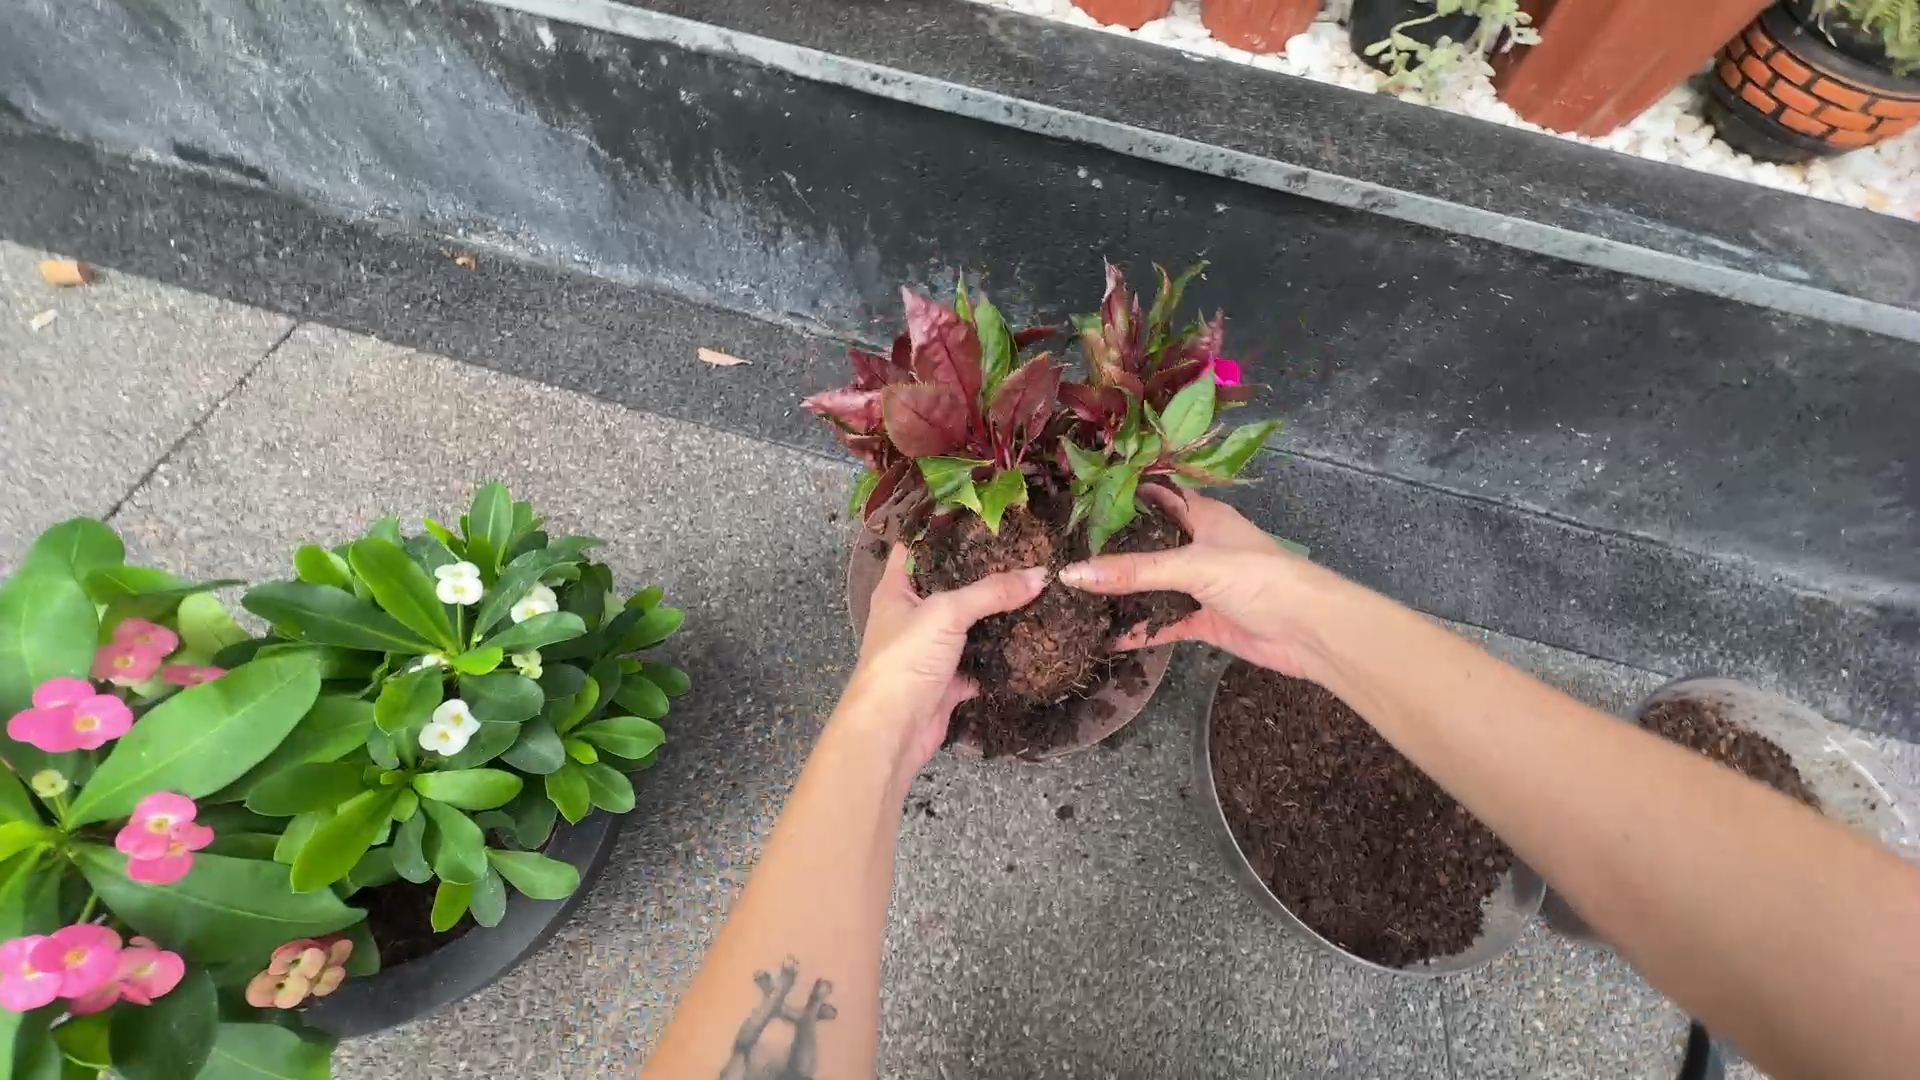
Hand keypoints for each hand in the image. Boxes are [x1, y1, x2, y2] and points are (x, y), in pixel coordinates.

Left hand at [838, 545, 1046, 785]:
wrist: (892, 731)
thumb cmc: (905, 659)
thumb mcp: (947, 612)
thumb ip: (992, 592)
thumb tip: (1040, 575)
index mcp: (896, 590)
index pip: (916, 549)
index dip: (942, 533)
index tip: (980, 521)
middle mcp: (910, 617)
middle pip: (949, 588)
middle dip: (981, 576)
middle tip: (1021, 556)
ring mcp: (929, 651)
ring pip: (967, 627)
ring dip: (993, 617)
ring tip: (1031, 592)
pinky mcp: (946, 682)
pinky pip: (978, 664)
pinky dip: (997, 658)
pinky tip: (1026, 642)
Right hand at [1058, 488, 1338, 678]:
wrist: (1313, 633)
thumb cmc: (1260, 578)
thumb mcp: (1192, 567)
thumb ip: (1134, 571)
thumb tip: (1072, 573)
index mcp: (1201, 515)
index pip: (1152, 497)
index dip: (1117, 498)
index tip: (1074, 505)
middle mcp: (1197, 545)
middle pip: (1146, 543)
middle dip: (1110, 550)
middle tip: (1062, 553)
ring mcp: (1200, 584)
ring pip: (1152, 585)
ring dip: (1122, 592)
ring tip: (1075, 595)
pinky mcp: (1203, 619)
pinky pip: (1162, 622)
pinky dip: (1139, 630)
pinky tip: (1106, 638)